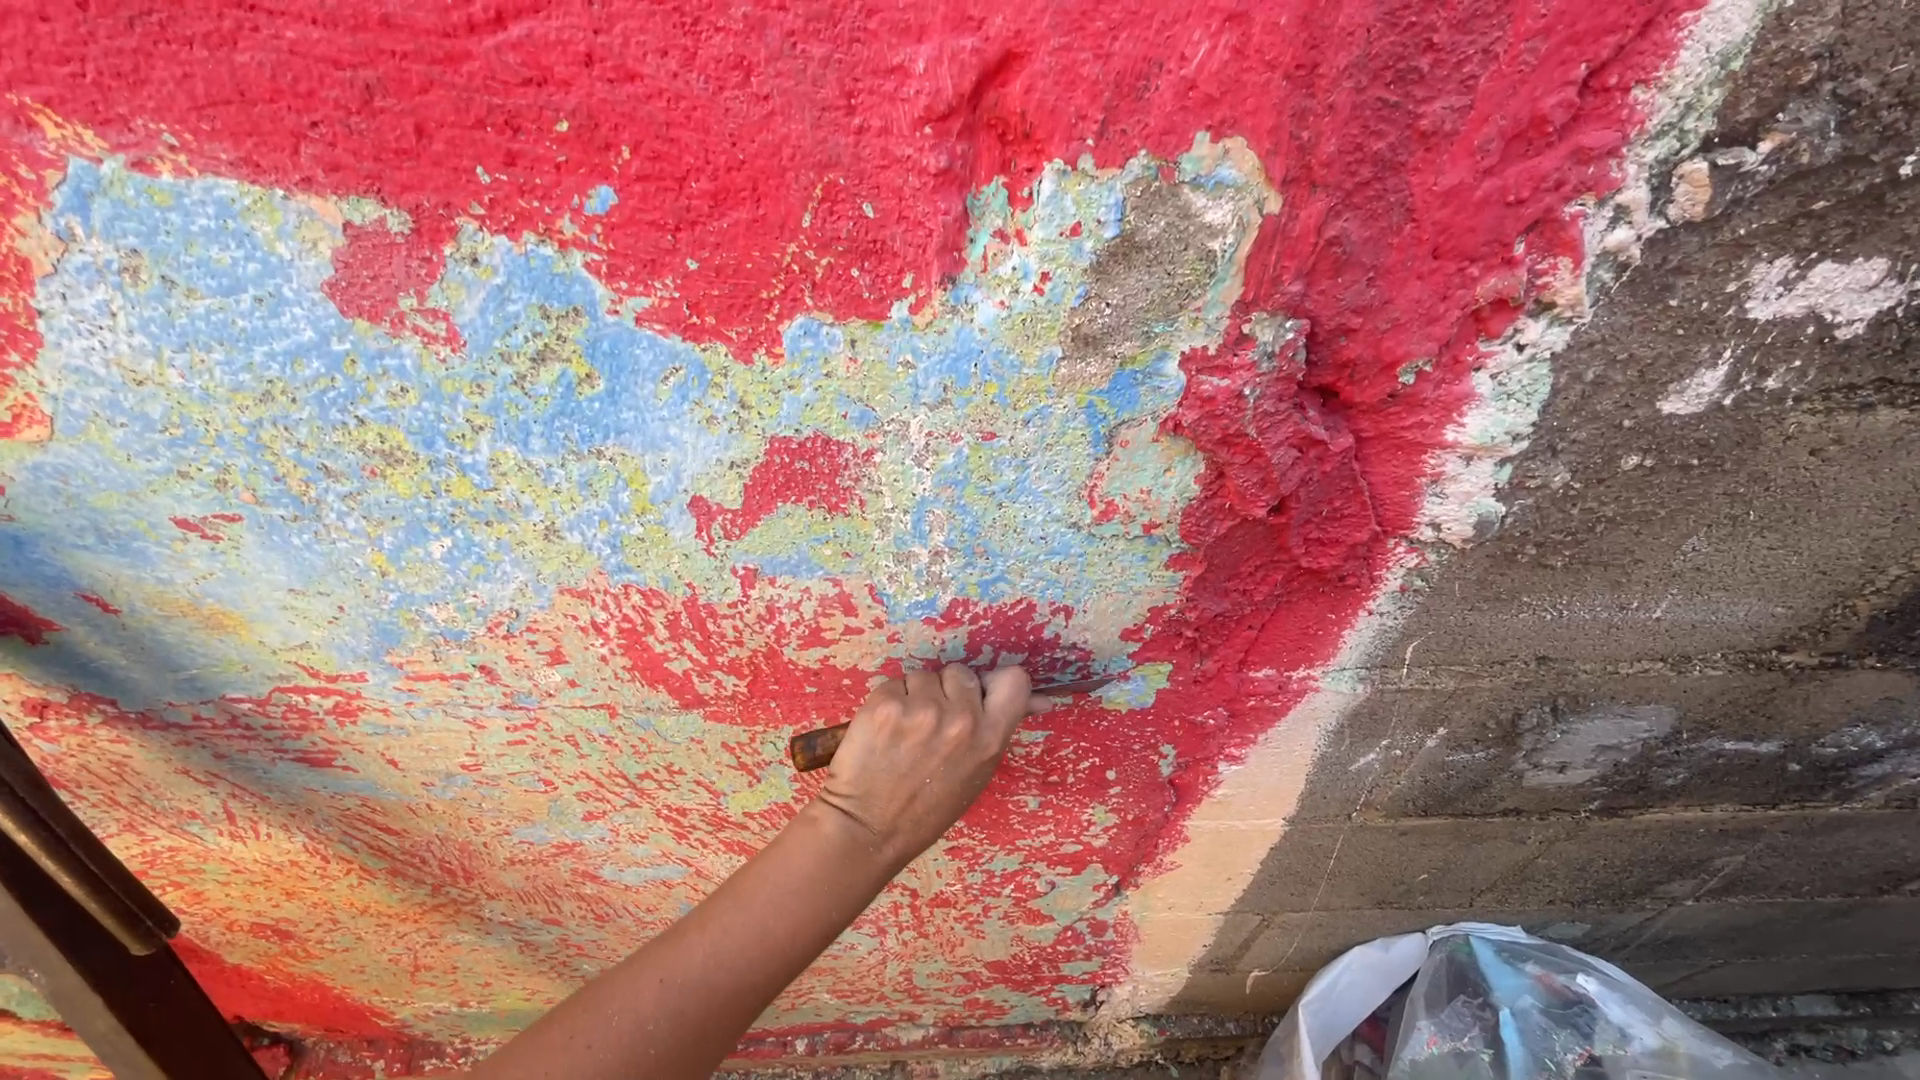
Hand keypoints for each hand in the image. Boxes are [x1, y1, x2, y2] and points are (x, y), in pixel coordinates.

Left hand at [813, 665, 1030, 869]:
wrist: (868, 828)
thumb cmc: (926, 807)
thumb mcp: (977, 772)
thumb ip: (997, 729)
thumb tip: (1042, 699)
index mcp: (991, 739)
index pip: (1014, 680)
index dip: (993, 683)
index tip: (977, 696)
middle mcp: (961, 719)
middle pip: (961, 673)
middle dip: (947, 690)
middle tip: (931, 724)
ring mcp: (923, 710)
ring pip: (924, 676)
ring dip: (916, 695)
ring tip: (904, 732)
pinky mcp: (887, 705)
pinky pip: (895, 683)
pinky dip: (889, 701)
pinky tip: (884, 730)